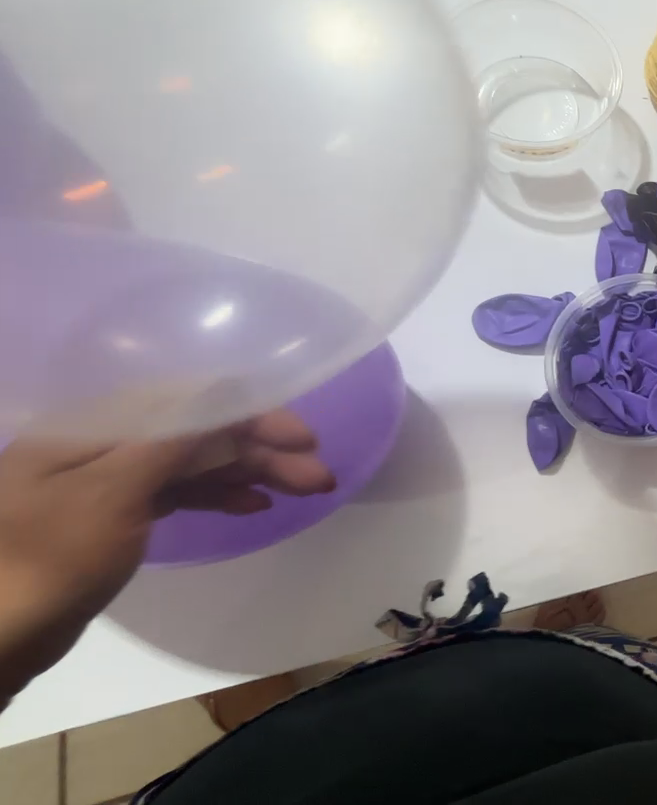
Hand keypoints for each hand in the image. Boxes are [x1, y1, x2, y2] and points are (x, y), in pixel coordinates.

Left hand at [0, 411, 333, 701]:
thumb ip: (173, 438)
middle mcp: (94, 449)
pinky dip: (219, 495)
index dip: (253, 415)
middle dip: (263, 451)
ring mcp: (100, 485)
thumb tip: (229, 388)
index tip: (304, 440)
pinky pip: (177, 491)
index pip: (189, 404)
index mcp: (85, 432)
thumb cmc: (45, 562)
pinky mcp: (109, 518)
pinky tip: (254, 505)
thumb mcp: (113, 493)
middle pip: (198, 435)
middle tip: (318, 476)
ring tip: (306, 490)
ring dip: (252, 473)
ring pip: (195, 464)